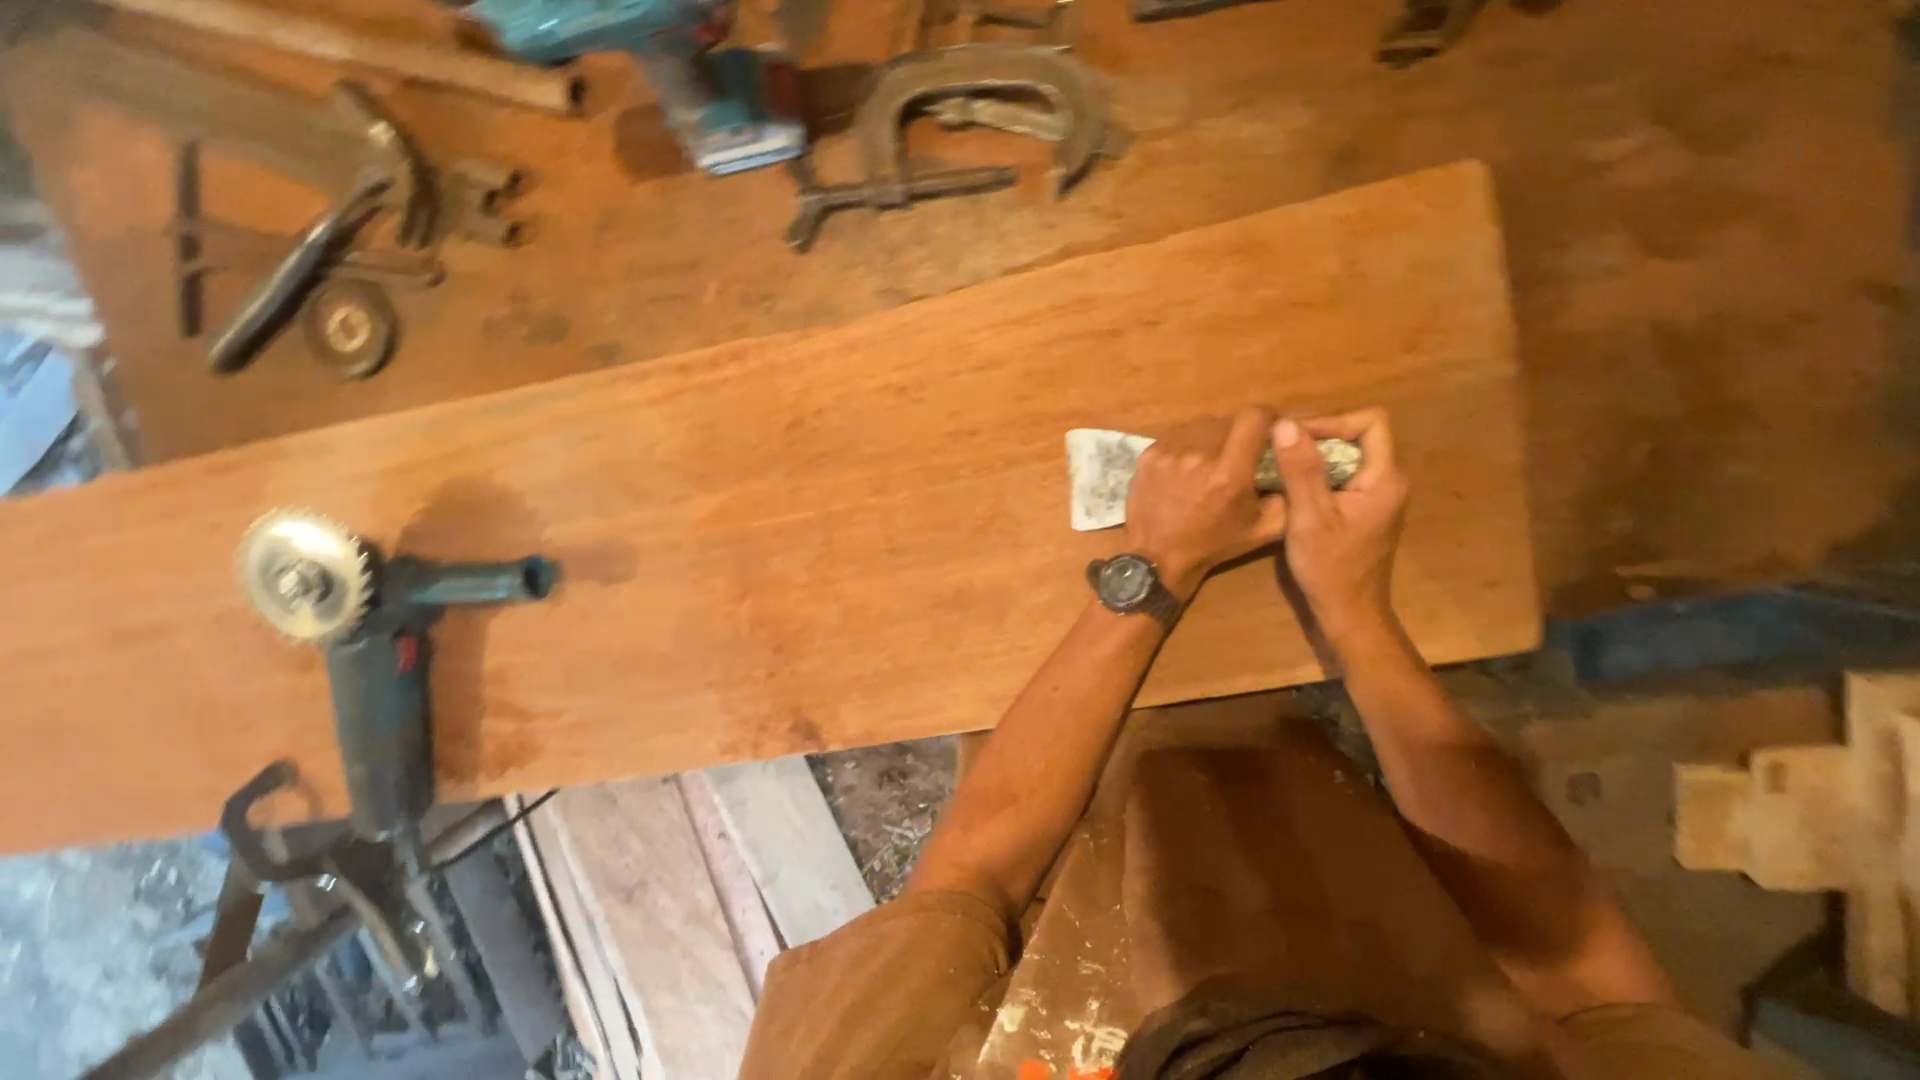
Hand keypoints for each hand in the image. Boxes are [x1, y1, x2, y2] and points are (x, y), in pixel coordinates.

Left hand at [1125, 408, 1289, 598]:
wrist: (1158, 557)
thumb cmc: (1213, 545)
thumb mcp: (1263, 530)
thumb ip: (1288, 496)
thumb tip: (1292, 463)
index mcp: (1230, 473)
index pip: (1254, 417)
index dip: (1266, 418)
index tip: (1268, 430)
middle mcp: (1199, 455)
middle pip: (1227, 420)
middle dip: (1238, 432)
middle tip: (1238, 452)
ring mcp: (1170, 453)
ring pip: (1200, 425)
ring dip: (1211, 436)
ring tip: (1210, 459)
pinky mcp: (1149, 455)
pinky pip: (1176, 435)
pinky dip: (1186, 444)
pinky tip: (1186, 465)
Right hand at [1269, 408, 1408, 641]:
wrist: (1349, 613)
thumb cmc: (1330, 568)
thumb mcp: (1309, 517)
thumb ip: (1300, 470)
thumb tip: (1284, 424)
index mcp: (1385, 478)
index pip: (1370, 422)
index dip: (1332, 421)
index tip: (1295, 436)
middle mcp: (1390, 480)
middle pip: (1358, 435)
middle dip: (1319, 436)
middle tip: (1281, 447)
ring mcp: (1380, 495)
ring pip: (1349, 455)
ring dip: (1316, 455)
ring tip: (1281, 463)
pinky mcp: (1366, 508)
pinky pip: (1344, 475)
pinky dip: (1319, 473)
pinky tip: (1292, 485)